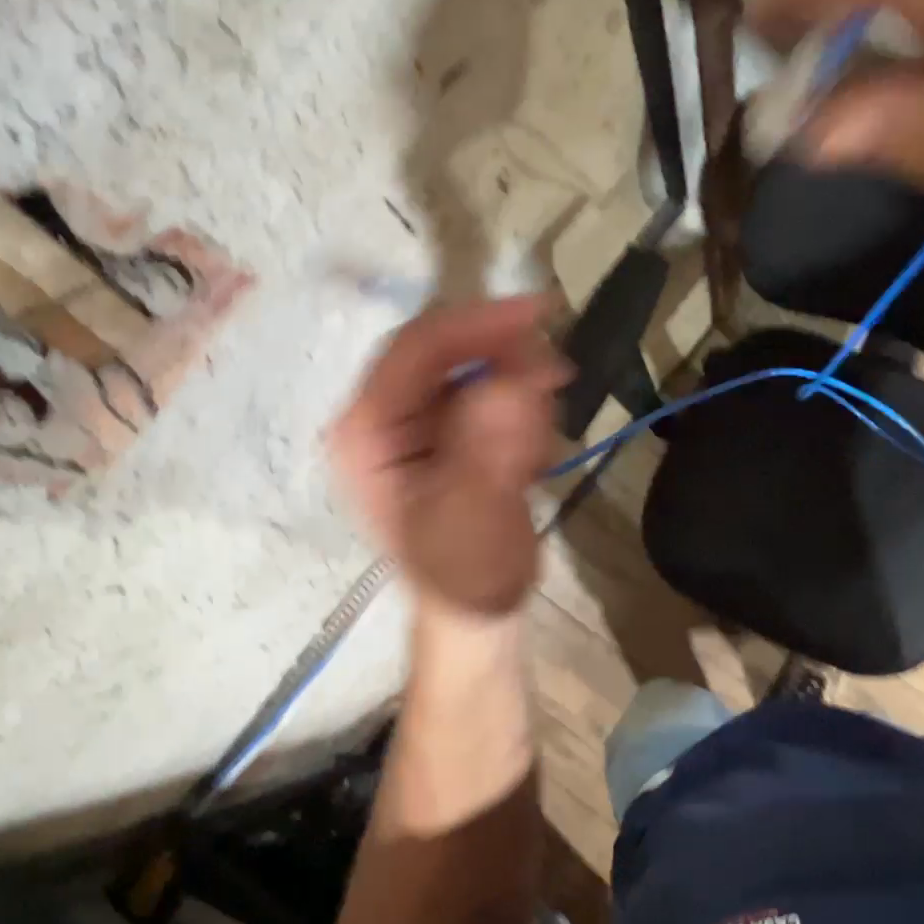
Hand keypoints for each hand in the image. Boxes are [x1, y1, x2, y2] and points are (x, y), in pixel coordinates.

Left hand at [331, 296, 567, 615]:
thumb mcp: (476, 515)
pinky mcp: (449, 431)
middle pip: (447, 350)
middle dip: (506, 361)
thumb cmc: (467, 573)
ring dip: (519, 397)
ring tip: (535, 457)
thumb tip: (515, 381)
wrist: (478, 609)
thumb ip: (489, 447)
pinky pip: (492, 394)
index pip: (416, 348)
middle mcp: (384, 415)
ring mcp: (417, 422)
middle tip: (556, 382)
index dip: (476, 322)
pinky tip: (531, 462)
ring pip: (476, 370)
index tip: (540, 314)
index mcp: (367, 430)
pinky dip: (522, 415)